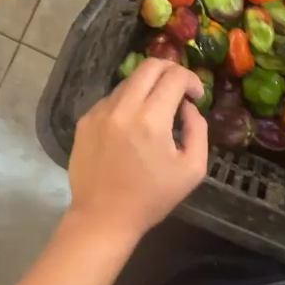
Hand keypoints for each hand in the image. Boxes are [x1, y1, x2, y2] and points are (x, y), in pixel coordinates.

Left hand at [66, 58, 207, 240]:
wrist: (103, 218)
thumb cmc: (151, 198)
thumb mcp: (192, 170)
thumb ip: (198, 130)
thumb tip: (188, 106)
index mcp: (152, 120)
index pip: (175, 76)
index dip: (192, 80)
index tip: (196, 96)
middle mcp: (123, 108)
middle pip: (150, 66)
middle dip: (171, 70)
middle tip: (179, 89)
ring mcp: (100, 112)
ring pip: (130, 81)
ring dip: (148, 87)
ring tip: (155, 110)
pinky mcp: (86, 120)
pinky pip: (112, 98)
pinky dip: (127, 102)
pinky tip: (131, 125)